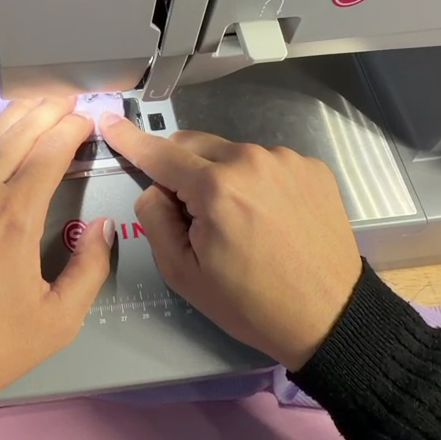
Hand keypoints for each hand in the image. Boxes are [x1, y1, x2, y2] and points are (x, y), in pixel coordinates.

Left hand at [0, 98, 114, 439]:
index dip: (73, 127)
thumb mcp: (57, 321)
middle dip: (47, 109)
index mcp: (15, 214)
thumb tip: (102, 225)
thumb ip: (89, 268)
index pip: (50, 149)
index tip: (89, 117)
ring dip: (13, 113)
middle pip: (18, 132)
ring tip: (36, 98)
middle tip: (69, 97)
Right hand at [99, 115, 362, 370]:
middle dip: (181, 168)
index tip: (107, 120)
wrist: (333, 320)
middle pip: (193, 145)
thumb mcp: (184, 275)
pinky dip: (256, 180)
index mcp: (215, 188)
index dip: (129, 137)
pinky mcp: (311, 167)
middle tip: (190, 212)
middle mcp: (250, 160)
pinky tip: (271, 216)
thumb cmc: (252, 304)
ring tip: (241, 221)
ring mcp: (285, 160)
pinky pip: (266, 162)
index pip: (159, 153)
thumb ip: (156, 221)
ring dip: (221, 175)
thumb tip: (154, 188)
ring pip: (231, 153)